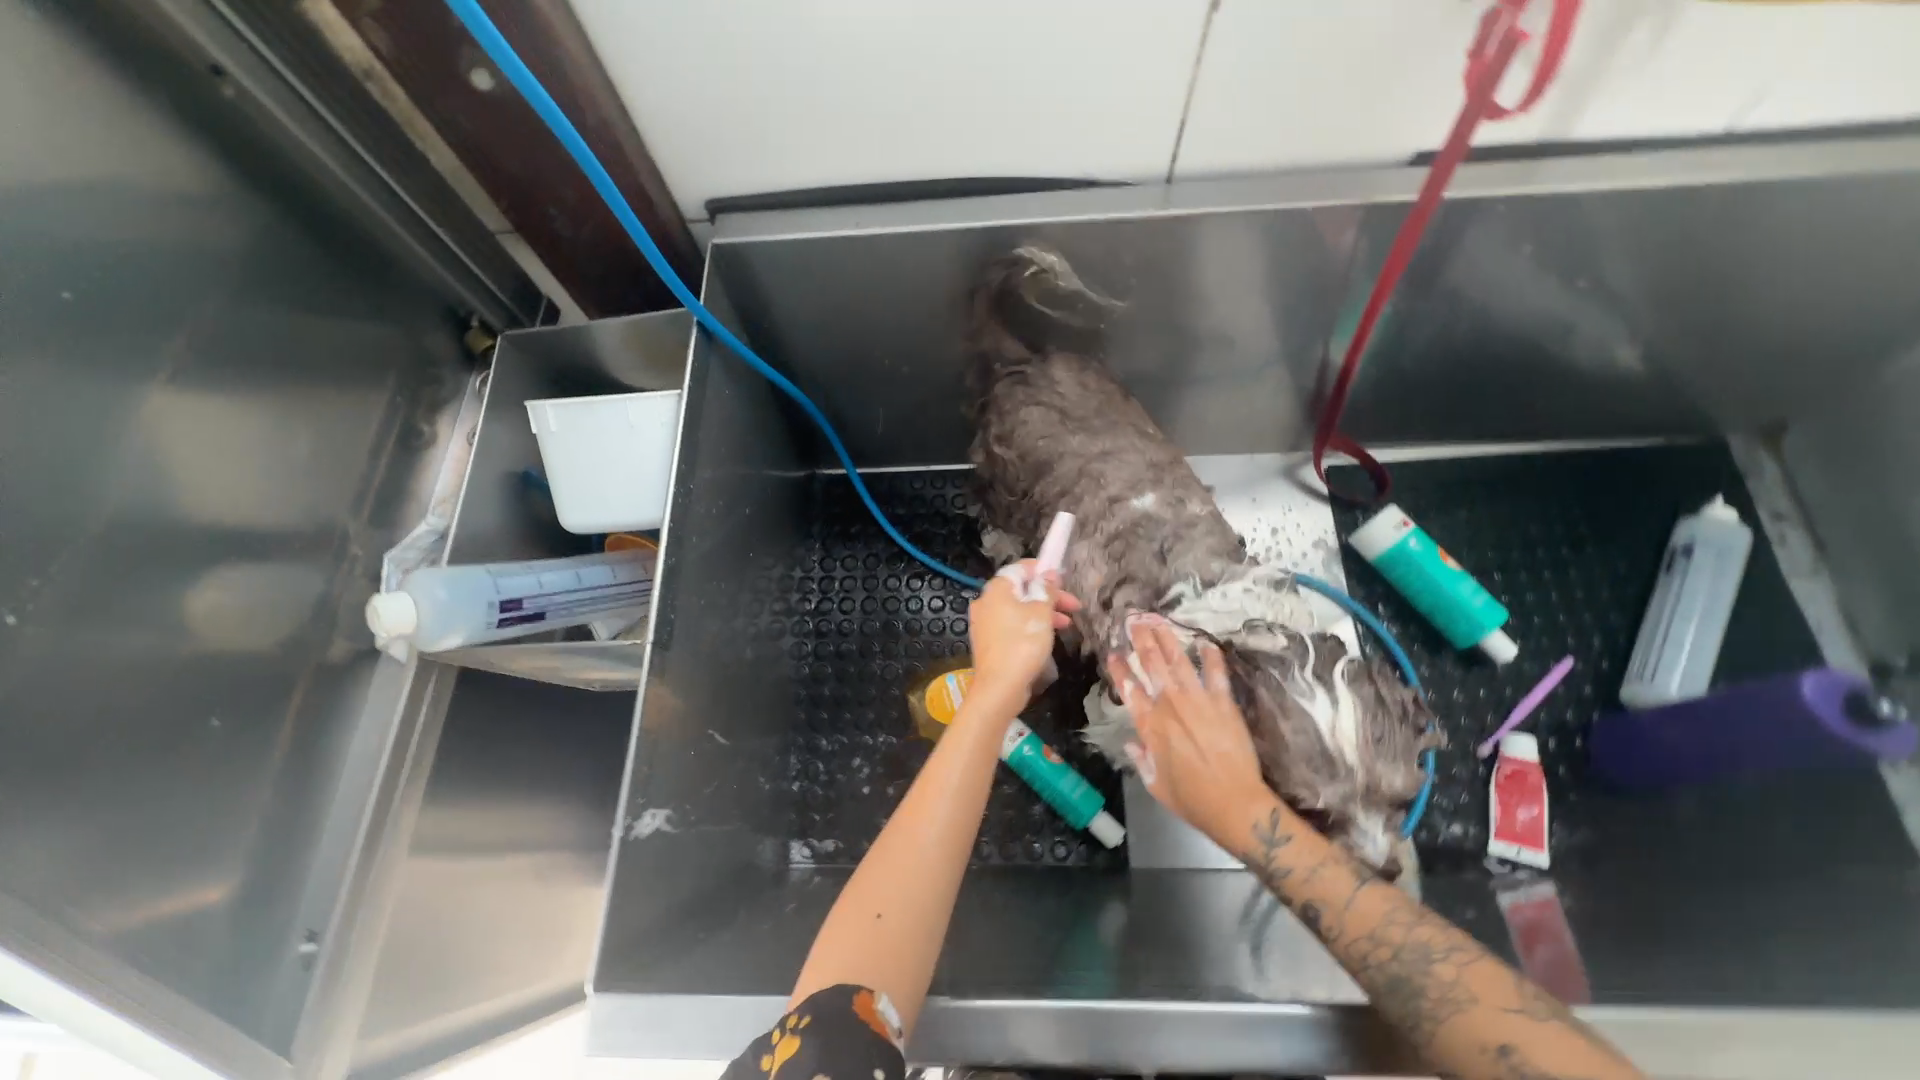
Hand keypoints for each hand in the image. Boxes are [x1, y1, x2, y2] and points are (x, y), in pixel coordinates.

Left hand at [967, 560, 1080, 708]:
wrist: (999, 687)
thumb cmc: (1022, 644)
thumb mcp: (1041, 613)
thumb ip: (1046, 590)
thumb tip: (1048, 574)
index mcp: (996, 589)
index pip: (1020, 568)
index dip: (1043, 570)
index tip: (1064, 579)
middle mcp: (986, 602)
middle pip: (1021, 590)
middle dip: (1048, 595)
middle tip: (1073, 605)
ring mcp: (985, 623)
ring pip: (1018, 609)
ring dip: (1043, 612)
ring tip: (1066, 624)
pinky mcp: (989, 642)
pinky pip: (1012, 625)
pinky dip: (1030, 625)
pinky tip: (1047, 636)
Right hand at [1107, 619, 1277, 852]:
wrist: (1234, 804)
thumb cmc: (1191, 799)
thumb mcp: (1154, 784)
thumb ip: (1141, 760)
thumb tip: (1133, 743)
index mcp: (1149, 725)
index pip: (1129, 688)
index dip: (1119, 669)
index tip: (1113, 653)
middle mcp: (1170, 706)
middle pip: (1151, 665)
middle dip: (1141, 640)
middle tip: (1134, 621)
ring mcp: (1199, 701)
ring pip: (1179, 662)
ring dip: (1167, 638)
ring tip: (1159, 620)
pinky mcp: (1224, 703)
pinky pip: (1216, 674)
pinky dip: (1211, 656)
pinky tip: (1206, 642)